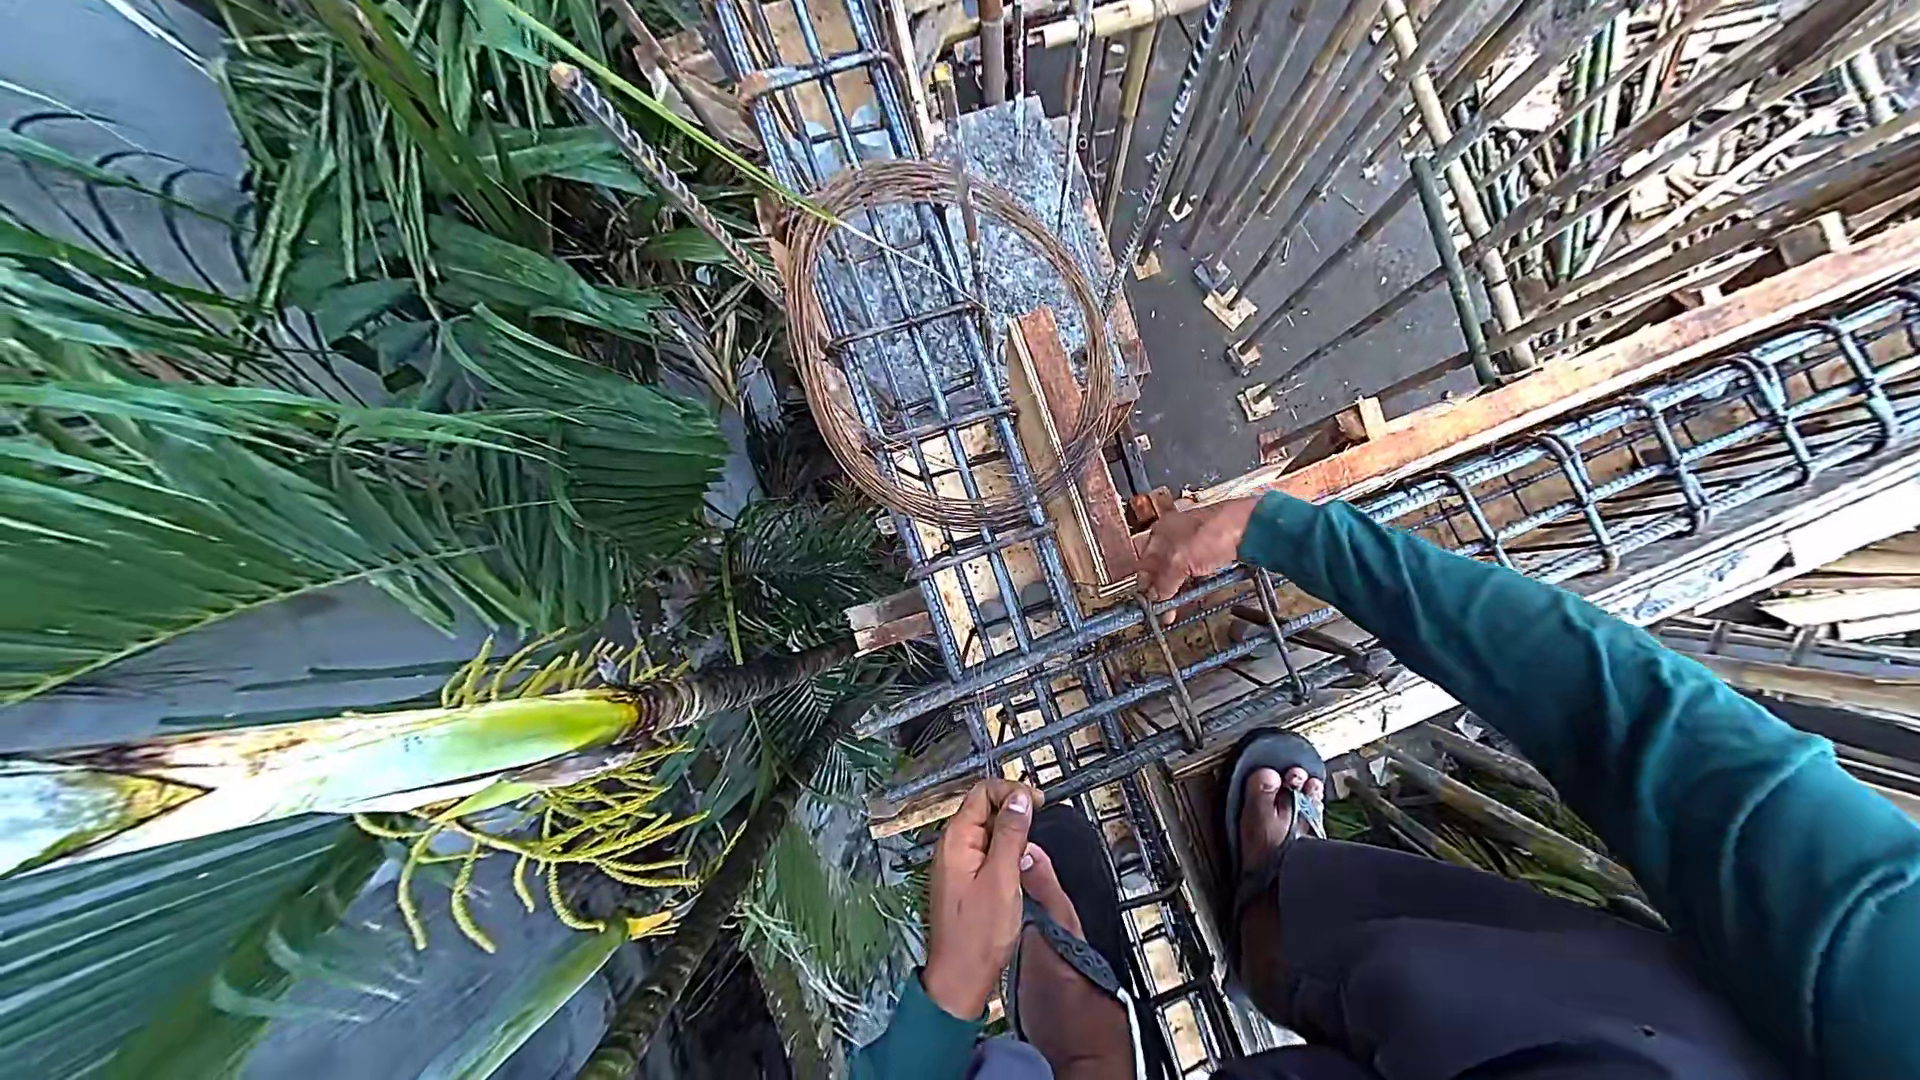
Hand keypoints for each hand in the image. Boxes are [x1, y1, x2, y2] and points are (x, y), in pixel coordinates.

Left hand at [921, 778, 1041, 1019]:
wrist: (960, 979)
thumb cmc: (977, 935)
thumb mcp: (1002, 878)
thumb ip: (1010, 834)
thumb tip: (1019, 798)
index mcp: (957, 838)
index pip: (983, 792)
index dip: (1011, 791)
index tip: (1036, 802)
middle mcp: (953, 844)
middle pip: (985, 807)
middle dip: (1013, 810)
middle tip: (1038, 822)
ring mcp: (958, 860)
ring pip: (989, 829)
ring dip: (1012, 832)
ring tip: (1029, 850)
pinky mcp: (966, 876)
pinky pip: (988, 849)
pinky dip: (1006, 850)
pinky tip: (1019, 865)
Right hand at [1136, 497, 1259, 600]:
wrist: (1250, 527)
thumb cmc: (1211, 535)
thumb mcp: (1179, 561)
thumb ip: (1163, 581)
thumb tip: (1154, 597)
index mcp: (1160, 532)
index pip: (1144, 562)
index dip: (1144, 583)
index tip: (1148, 602)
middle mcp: (1173, 535)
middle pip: (1161, 568)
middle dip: (1160, 590)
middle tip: (1163, 610)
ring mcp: (1194, 542)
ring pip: (1179, 571)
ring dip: (1176, 590)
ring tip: (1175, 609)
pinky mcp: (1212, 551)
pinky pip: (1196, 572)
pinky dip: (1192, 585)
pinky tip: (1192, 595)